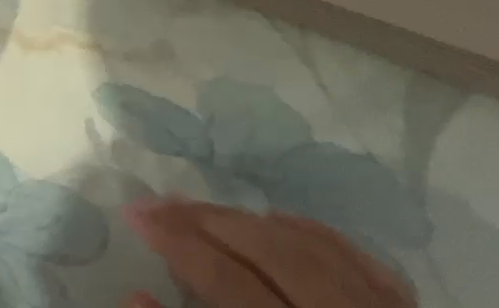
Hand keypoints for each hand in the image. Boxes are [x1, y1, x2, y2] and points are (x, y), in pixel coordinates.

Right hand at [123, 199, 413, 307]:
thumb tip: (134, 296)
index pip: (231, 285)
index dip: (178, 243)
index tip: (134, 215)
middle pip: (273, 255)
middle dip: (206, 220)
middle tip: (156, 203)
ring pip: (315, 250)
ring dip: (250, 221)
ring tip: (201, 209)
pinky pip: (365, 264)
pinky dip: (315, 235)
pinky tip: (276, 221)